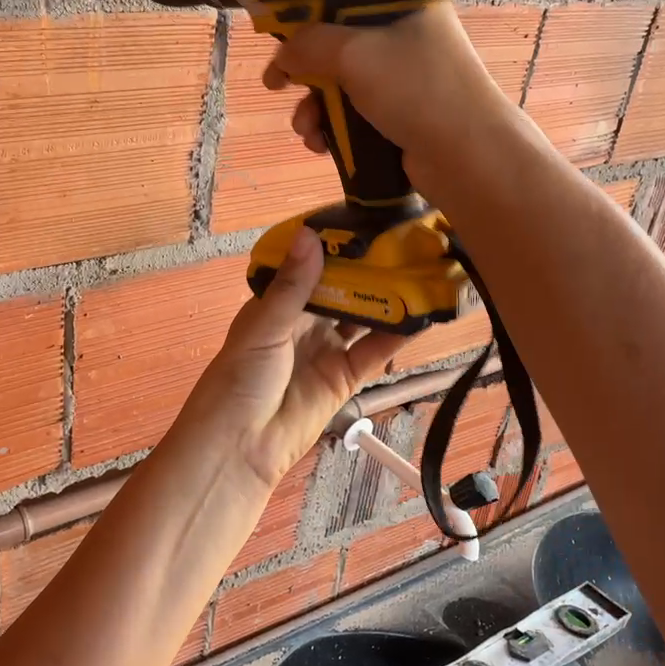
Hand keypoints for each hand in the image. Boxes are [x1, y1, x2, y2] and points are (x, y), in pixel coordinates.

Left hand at [177, 228, 405, 489]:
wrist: (241, 445)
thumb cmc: (240, 378)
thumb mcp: (264, 327)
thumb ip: (293, 286)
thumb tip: (310, 234)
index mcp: (272, 305)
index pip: (306, 266)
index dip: (331, 246)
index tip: (363, 219)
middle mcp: (299, 323)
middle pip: (338, 290)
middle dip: (365, 269)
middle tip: (404, 239)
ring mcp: (323, 350)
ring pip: (360, 317)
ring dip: (385, 298)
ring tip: (421, 268)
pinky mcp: (344, 378)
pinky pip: (374, 351)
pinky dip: (397, 335)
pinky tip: (424, 313)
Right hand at [264, 0, 516, 171]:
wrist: (464, 153)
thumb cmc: (413, 88)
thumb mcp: (352, 53)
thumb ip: (307, 46)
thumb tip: (282, 58)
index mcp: (403, 5)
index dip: (305, 15)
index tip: (278, 38)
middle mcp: (403, 35)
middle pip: (334, 44)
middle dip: (303, 72)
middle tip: (277, 86)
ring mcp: (400, 77)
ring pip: (336, 83)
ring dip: (312, 108)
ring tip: (308, 131)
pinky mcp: (396, 112)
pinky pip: (348, 112)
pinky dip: (328, 128)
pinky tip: (320, 145)